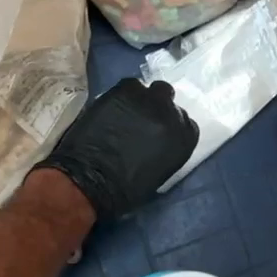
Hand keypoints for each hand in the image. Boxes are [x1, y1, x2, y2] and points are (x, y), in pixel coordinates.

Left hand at [45, 78, 198, 220]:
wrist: (90, 181)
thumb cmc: (126, 189)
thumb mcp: (161, 170)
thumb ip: (167, 146)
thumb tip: (160, 135)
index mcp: (184, 138)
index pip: (187, 123)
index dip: (171, 124)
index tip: (161, 129)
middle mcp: (170, 115)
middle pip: (169, 99)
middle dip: (158, 106)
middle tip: (143, 117)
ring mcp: (147, 101)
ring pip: (149, 89)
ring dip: (140, 99)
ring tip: (126, 111)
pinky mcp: (123, 92)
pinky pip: (128, 87)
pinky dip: (122, 96)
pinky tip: (112, 108)